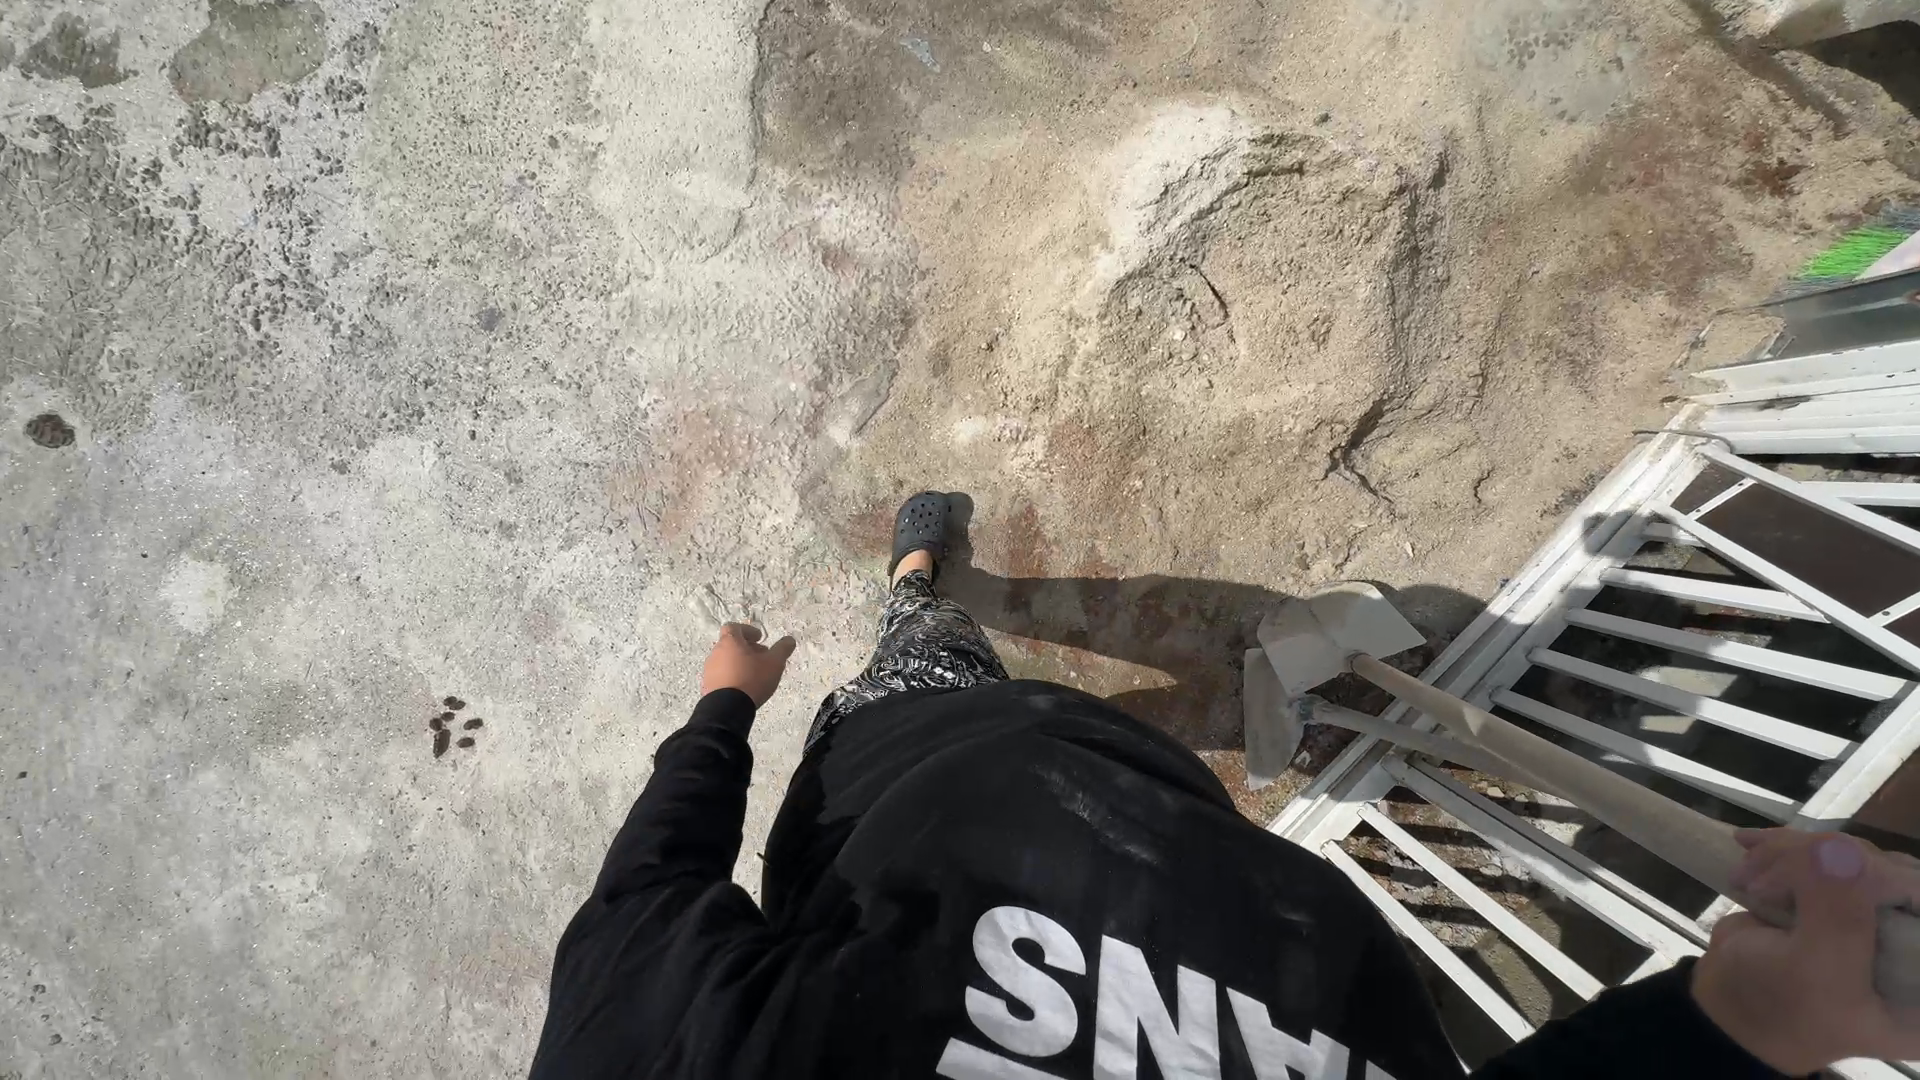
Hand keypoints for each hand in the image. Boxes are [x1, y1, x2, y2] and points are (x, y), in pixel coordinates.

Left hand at [699, 623, 795, 705]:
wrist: (727, 709)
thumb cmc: (752, 679)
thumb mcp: (774, 662)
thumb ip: (782, 649)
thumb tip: (789, 640)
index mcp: (730, 642)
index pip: (734, 627)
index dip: (748, 630)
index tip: (759, 639)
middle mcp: (716, 653)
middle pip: (730, 644)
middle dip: (747, 648)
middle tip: (761, 658)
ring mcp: (709, 670)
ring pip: (725, 660)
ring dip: (739, 663)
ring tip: (754, 675)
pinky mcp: (707, 686)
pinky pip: (721, 676)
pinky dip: (732, 676)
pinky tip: (743, 687)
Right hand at [1691, 829, 1919, 1073]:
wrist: (1734, 1002)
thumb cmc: (1785, 1004)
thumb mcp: (1817, 973)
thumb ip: (1839, 918)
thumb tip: (1839, 849)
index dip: (1881, 878)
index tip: (1813, 874)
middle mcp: (1916, 941)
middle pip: (1891, 871)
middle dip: (1817, 861)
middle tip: (1761, 878)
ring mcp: (1876, 917)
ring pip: (1850, 854)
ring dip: (1787, 853)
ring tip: (1746, 877)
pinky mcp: (1836, 900)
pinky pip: (1821, 854)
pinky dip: (1777, 845)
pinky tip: (1746, 845)